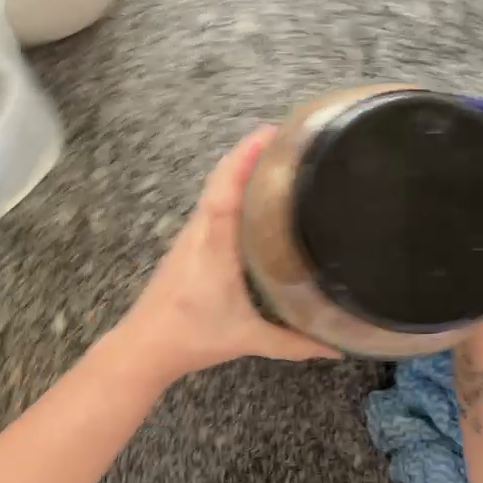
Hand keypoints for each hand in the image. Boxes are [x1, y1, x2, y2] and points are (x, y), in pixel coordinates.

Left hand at [98, 128, 338, 388]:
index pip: (227, 190)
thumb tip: (338, 348)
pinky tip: (250, 193)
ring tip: (274, 157)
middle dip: (250, 152)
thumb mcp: (250, 340)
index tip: (270, 133)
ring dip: (239, 167)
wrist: (144, 345)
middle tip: (286, 138)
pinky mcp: (187, 243)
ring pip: (214, 189)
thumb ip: (295, 344)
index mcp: (214, 245)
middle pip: (220, 179)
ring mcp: (190, 235)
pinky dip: (230, 187)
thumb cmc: (192, 337)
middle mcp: (200, 231)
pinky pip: (210, 203)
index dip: (245, 158)